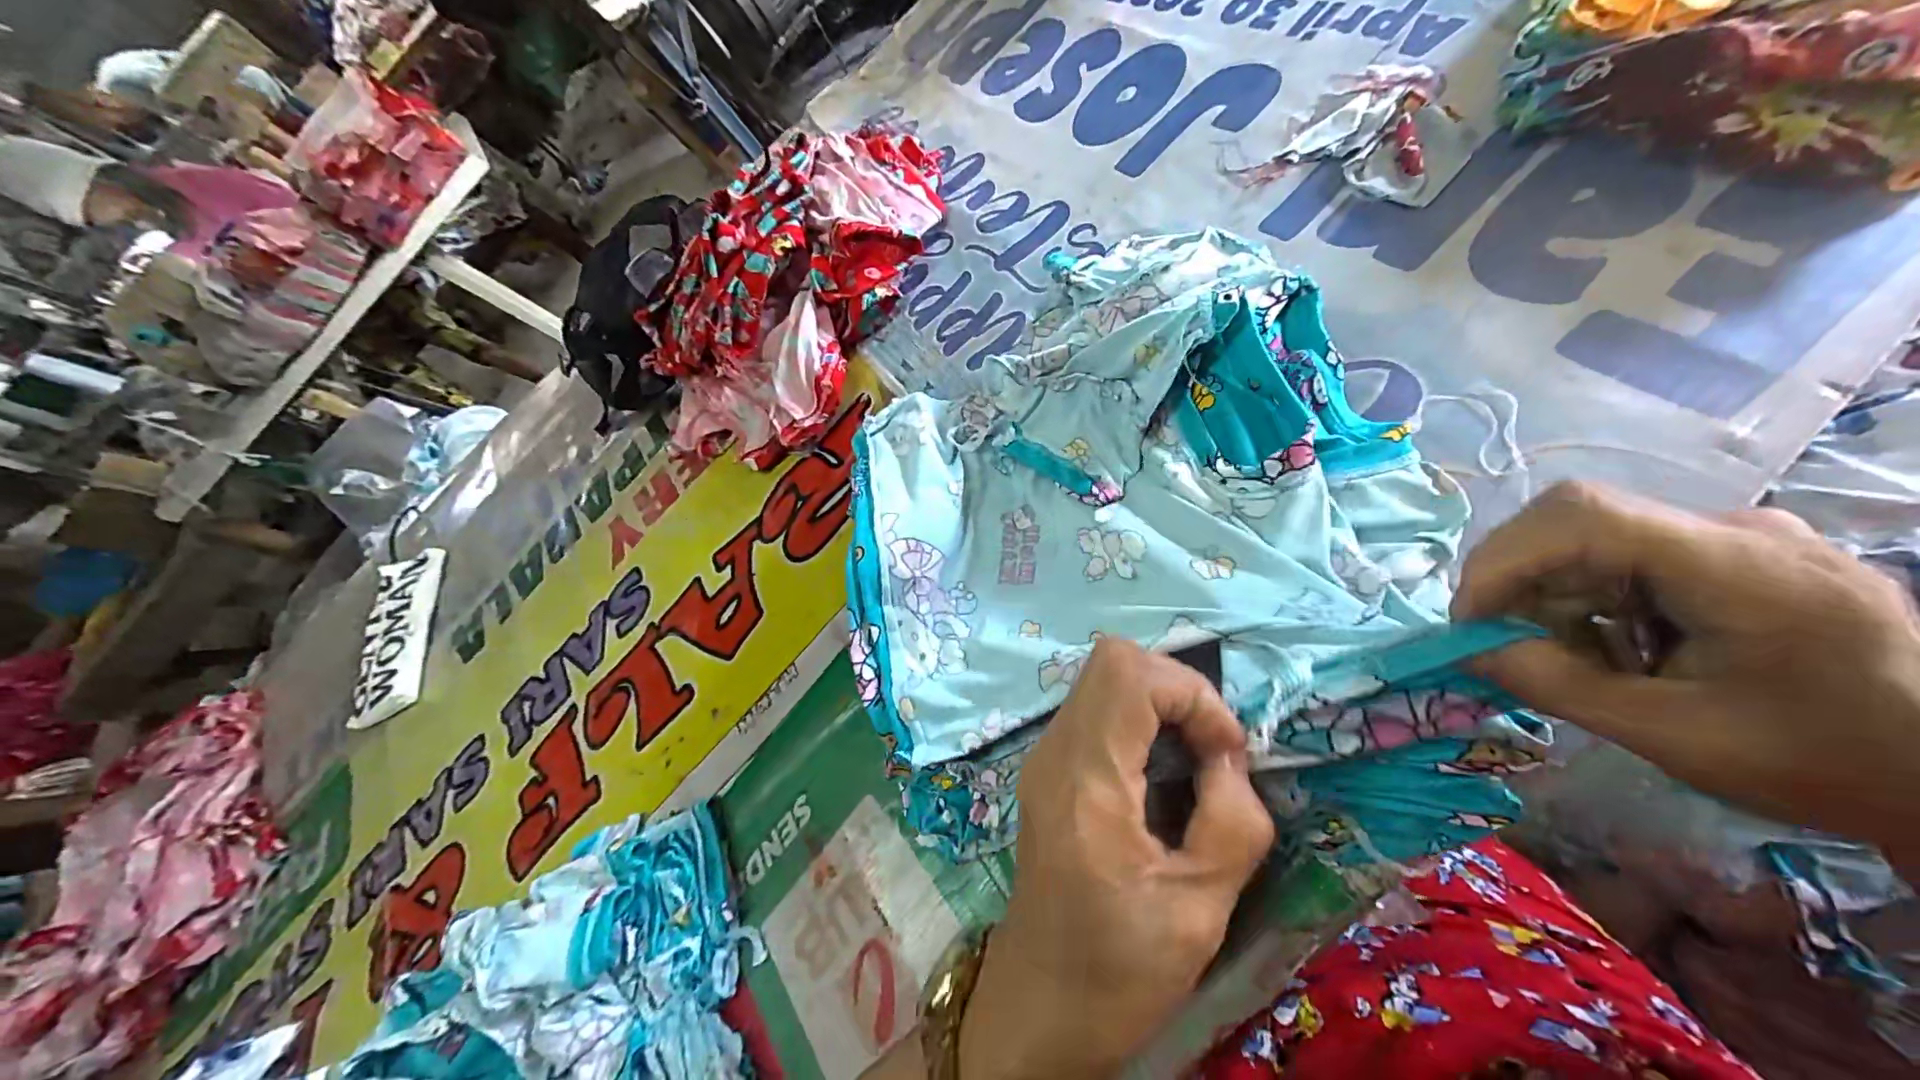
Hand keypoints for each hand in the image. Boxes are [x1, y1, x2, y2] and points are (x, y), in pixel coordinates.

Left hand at [959, 640, 1272, 1077]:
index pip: (1129, 672)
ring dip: (1162, 705)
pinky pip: (1098, 712)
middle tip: (1215, 752)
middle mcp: (1053, 752)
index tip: (1226, 753)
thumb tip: (1228, 756)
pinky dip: (1141, 722)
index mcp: (1084, 780)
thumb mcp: (1200, 908)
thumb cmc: (1118, 969)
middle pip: (1114, 661)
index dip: (1192, 694)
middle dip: (1179, 690)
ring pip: (1105, 681)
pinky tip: (1163, 777)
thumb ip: (1231, 819)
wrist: (1039, 1004)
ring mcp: (1045, 757)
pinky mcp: (1049, 770)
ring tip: (1196, 764)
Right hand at [1453, 482, 1919, 869]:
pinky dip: (1589, 600)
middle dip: (1518, 580)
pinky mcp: (1731, 556)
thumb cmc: (1823, 760)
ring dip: (1552, 595)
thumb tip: (1467, 649)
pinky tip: (1611, 649)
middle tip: (1498, 642)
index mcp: (1736, 564)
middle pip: (1578, 521)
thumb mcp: (1674, 735)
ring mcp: (1736, 538)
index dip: (1503, 560)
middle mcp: (1734, 529)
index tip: (1470, 621)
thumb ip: (1557, 684)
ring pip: (1592, 540)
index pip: (1583, 516)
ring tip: (1565, 658)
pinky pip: (1626, 557)